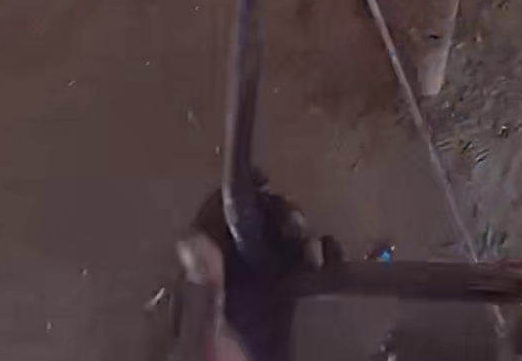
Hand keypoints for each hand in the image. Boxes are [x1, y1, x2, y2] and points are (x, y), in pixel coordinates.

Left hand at [169, 182, 333, 360]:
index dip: (237, 194)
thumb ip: (203, 292)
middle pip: (254, 225)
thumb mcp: (205, 341)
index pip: (216, 218)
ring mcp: (259, 292)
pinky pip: (303, 270)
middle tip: (296, 225)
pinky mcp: (285, 310)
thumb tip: (190, 236)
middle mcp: (232, 275)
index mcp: (206, 275)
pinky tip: (331, 259)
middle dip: (277, 214)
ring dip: (301, 234)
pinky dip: (320, 256)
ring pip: (281, 242)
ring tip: (315, 248)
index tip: (263, 179)